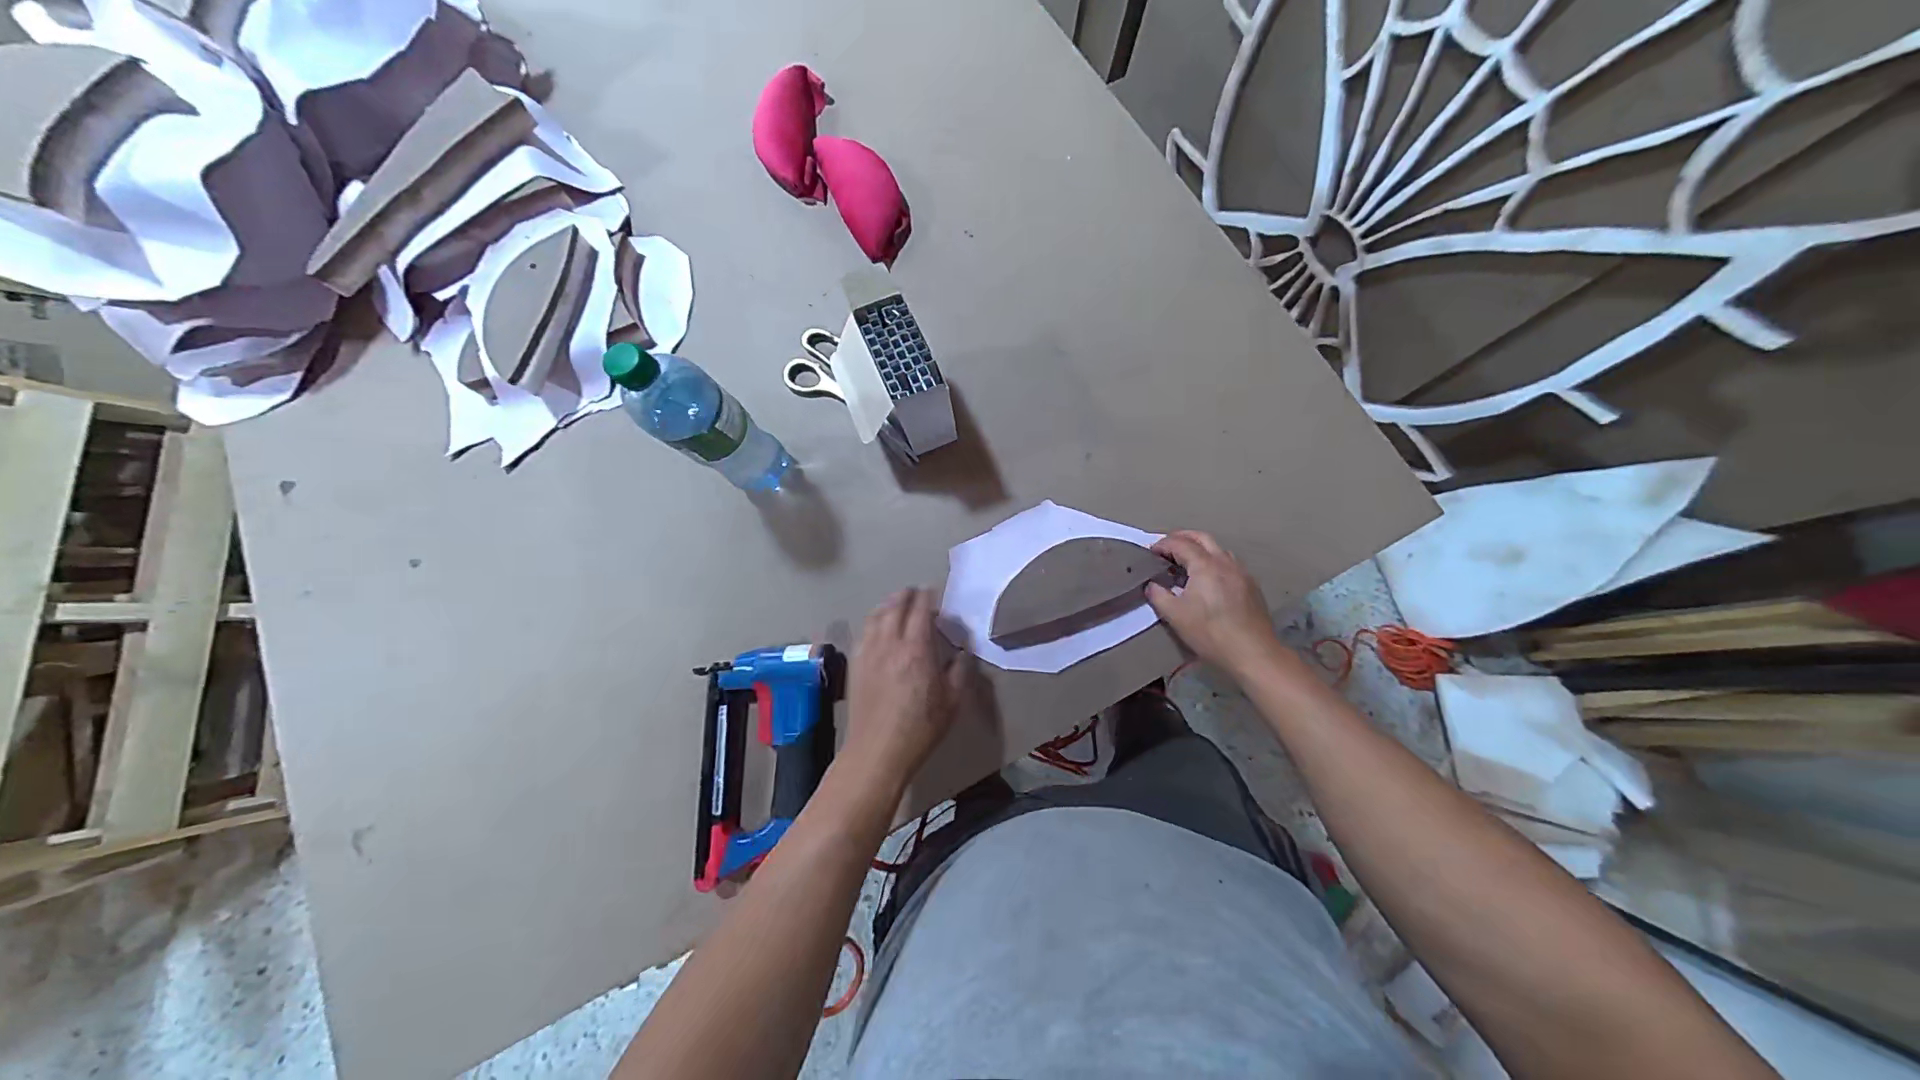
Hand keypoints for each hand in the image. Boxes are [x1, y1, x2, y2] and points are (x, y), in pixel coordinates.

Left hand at [842, 588, 970, 788]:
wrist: (878, 750)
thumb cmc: (920, 727)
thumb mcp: (953, 701)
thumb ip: (960, 671)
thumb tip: (962, 653)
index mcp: (917, 649)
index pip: (920, 610)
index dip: (927, 597)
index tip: (932, 591)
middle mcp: (890, 643)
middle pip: (895, 607)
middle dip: (906, 595)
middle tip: (915, 592)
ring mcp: (869, 652)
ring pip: (876, 616)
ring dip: (887, 605)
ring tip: (896, 603)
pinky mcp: (856, 664)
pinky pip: (864, 632)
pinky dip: (873, 621)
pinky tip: (878, 627)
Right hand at [1146, 530, 1281, 677]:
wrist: (1252, 652)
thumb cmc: (1210, 633)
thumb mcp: (1175, 616)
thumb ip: (1159, 595)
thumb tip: (1152, 585)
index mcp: (1205, 565)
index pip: (1180, 544)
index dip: (1163, 545)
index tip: (1151, 552)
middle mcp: (1225, 562)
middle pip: (1202, 538)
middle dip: (1182, 537)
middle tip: (1167, 546)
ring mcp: (1241, 573)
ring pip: (1218, 550)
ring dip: (1200, 549)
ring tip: (1186, 563)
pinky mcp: (1251, 586)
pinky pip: (1229, 564)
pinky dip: (1214, 562)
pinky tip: (1209, 579)